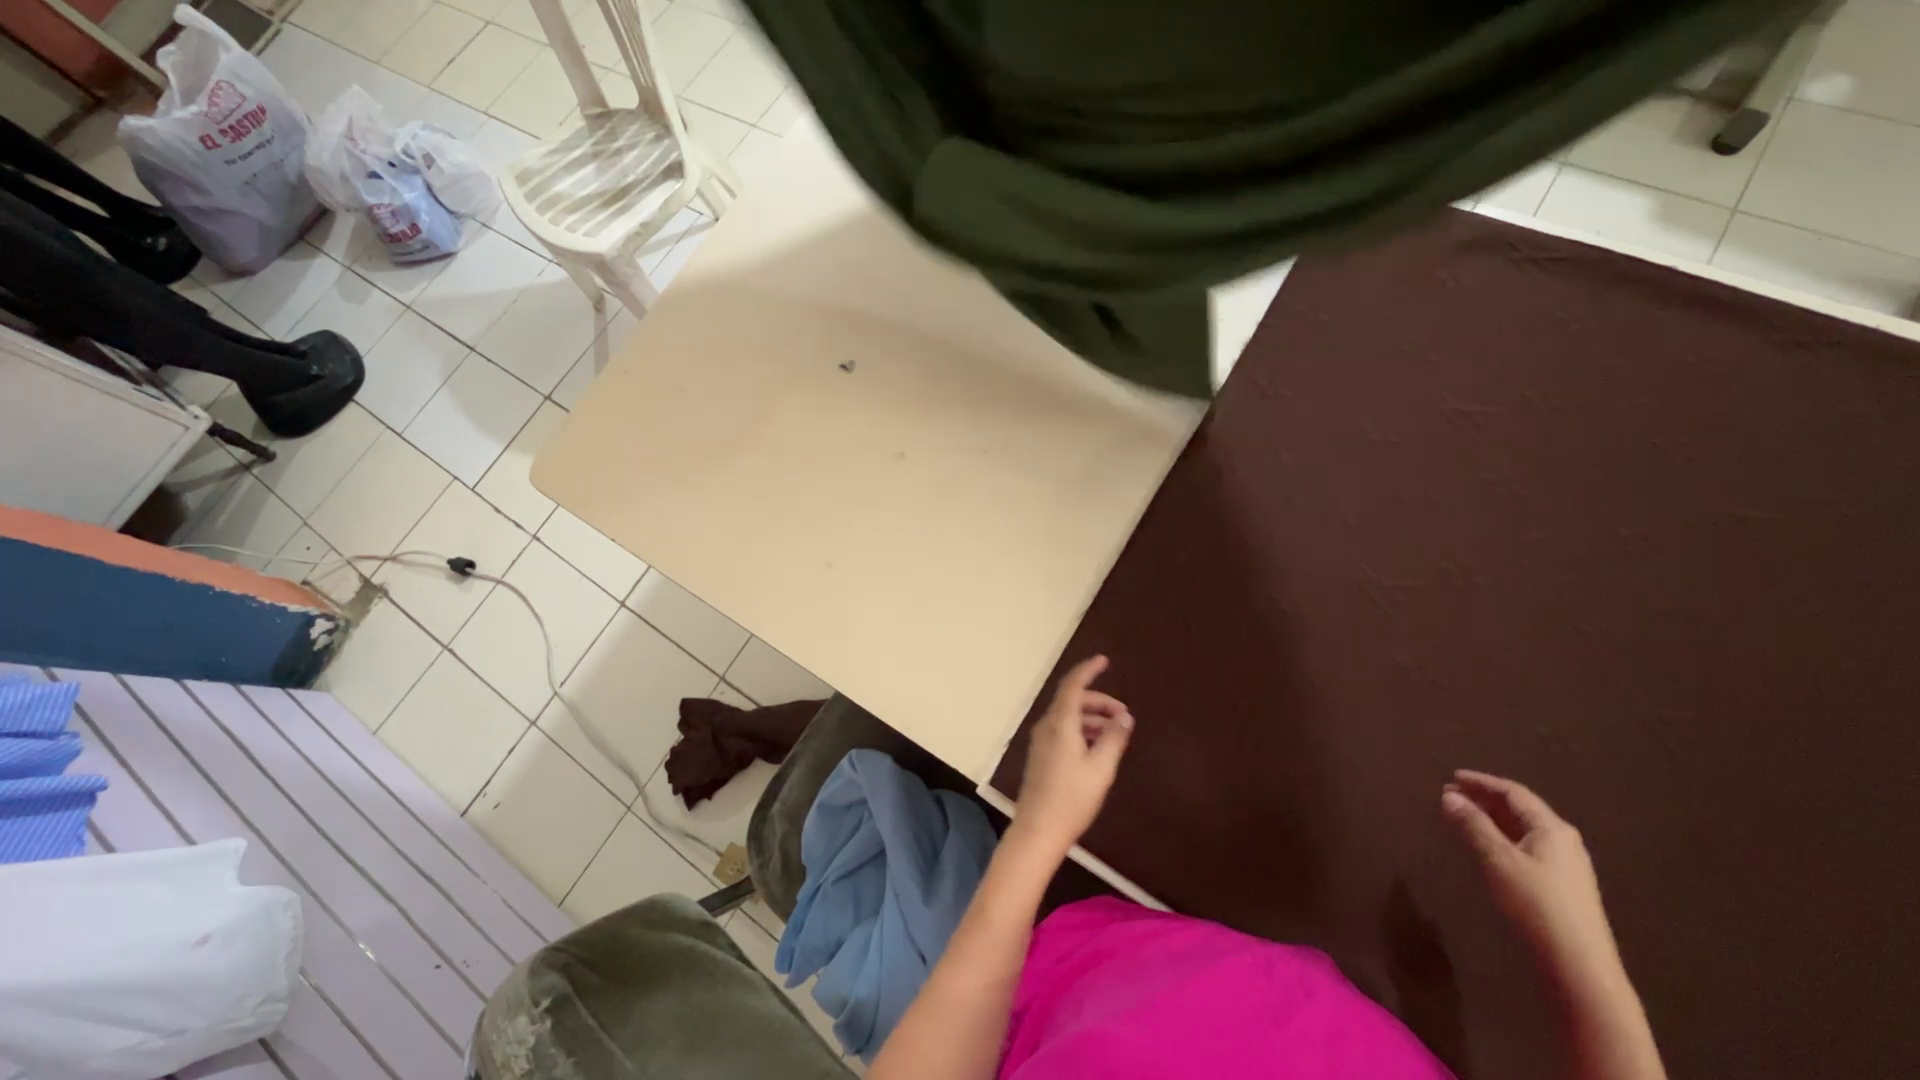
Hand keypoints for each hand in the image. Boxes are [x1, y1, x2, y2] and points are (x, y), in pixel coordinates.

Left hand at [1012, 655, 1133, 857]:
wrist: (1038, 831)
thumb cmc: (1072, 798)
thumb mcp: (1101, 768)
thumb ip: (1114, 738)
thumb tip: (1124, 717)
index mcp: (1060, 724)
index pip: (1073, 686)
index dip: (1088, 670)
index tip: (1104, 661)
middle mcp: (1046, 727)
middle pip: (1072, 701)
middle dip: (1099, 701)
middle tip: (1123, 716)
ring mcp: (1041, 742)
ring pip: (1068, 717)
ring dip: (1092, 718)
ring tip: (1115, 734)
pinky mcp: (1041, 757)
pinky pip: (1063, 731)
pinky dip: (1082, 730)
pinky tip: (1097, 748)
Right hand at [1441, 770, 1621, 982]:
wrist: (1577, 962)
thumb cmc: (1535, 904)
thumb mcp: (1497, 860)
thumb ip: (1473, 825)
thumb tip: (1449, 797)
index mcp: (1552, 828)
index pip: (1513, 793)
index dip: (1481, 782)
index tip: (1452, 777)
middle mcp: (1563, 840)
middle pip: (1520, 810)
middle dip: (1484, 800)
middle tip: (1450, 796)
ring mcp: (1566, 864)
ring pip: (1523, 830)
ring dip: (1492, 820)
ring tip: (1463, 818)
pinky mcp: (1562, 885)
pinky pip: (1527, 848)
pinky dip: (1502, 839)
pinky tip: (1488, 848)